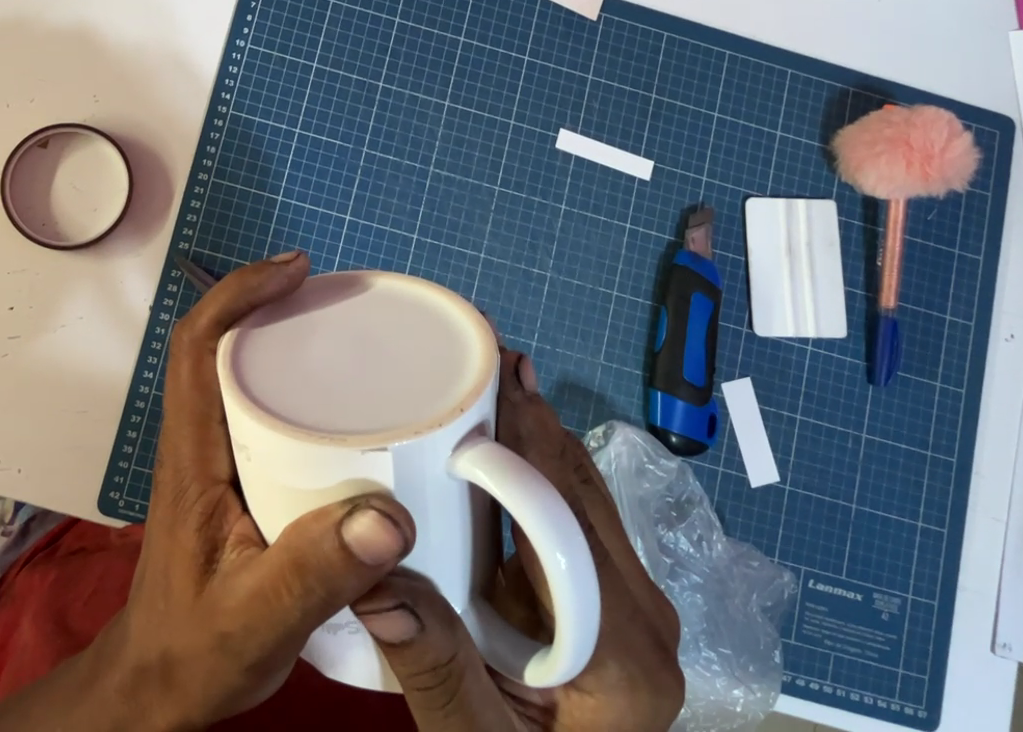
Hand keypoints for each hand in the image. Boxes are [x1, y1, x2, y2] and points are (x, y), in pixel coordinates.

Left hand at [89, 251, 417, 730]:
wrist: (161, 682)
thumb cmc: (195, 648)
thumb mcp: (259, 619)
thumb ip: (317, 574)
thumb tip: (390, 518)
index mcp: (192, 456)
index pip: (196, 346)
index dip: (237, 294)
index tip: (295, 270)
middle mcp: (199, 443)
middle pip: (219, 345)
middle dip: (268, 302)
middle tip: (335, 291)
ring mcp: (214, 459)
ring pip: (239, 373)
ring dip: (281, 337)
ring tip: (345, 327)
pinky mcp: (235, 480)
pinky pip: (260, 409)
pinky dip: (295, 385)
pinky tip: (344, 403)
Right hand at [350, 350, 683, 730]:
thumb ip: (437, 673)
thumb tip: (378, 585)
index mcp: (624, 658)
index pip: (569, 531)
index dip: (525, 455)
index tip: (489, 388)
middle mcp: (644, 617)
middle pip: (583, 496)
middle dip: (530, 421)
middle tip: (484, 348)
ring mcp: (632, 606)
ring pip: (582, 497)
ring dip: (534, 433)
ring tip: (492, 373)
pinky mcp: (609, 602)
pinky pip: (572, 518)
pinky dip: (534, 465)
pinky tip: (503, 431)